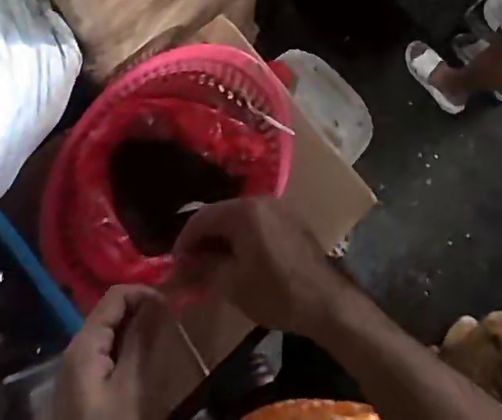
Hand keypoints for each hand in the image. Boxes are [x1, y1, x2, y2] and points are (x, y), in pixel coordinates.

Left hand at [53, 285, 160, 419]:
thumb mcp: (131, 388)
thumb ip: (141, 340)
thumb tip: (157, 299)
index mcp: (84, 343)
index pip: (115, 295)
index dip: (144, 293)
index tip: (172, 308)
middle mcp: (75, 349)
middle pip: (110, 312)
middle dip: (141, 310)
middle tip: (171, 323)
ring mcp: (76, 370)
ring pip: (109, 333)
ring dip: (135, 330)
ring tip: (161, 339)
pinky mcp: (81, 389)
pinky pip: (105, 353)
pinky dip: (126, 349)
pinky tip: (142, 362)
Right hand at [169, 197, 352, 336]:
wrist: (326, 302)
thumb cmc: (276, 292)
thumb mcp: (232, 285)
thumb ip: (202, 270)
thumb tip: (179, 267)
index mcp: (243, 210)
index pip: (201, 217)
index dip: (184, 240)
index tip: (175, 263)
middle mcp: (259, 200)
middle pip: (220, 214)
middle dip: (203, 239)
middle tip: (192, 265)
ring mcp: (277, 207)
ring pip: (238, 218)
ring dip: (222, 238)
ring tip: (213, 264)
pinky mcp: (289, 220)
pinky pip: (255, 222)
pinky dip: (241, 237)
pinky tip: (239, 259)